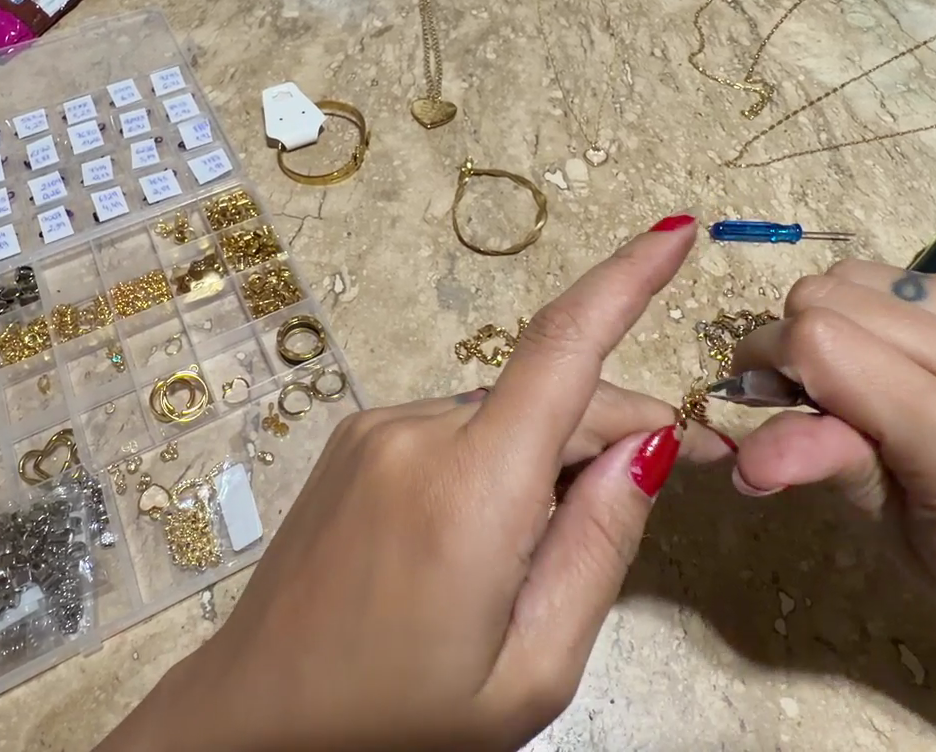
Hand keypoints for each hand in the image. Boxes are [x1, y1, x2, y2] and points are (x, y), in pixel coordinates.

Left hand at [100, 214, 731, 751]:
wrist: (260, 715)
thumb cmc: (403, 716)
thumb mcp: (533, 666)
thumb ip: (599, 543)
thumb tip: (646, 442)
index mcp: (469, 487)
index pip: (564, 348)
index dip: (627, 279)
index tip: (676, 232)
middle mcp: (416, 430)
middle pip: (545, 396)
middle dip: (612, 425)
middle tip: (668, 473)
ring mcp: (376, 426)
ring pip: (500, 413)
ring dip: (547, 450)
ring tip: (552, 535)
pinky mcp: (355, 436)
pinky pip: (454, 427)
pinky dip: (495, 455)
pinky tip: (490, 525)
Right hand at [727, 258, 935, 640]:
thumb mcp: (893, 533)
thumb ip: (822, 466)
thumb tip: (741, 459)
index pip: (825, 343)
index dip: (771, 355)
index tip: (763, 390)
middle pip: (837, 293)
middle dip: (798, 334)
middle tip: (812, 389)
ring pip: (871, 275)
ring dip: (844, 319)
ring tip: (870, 374)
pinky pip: (921, 277)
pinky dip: (894, 312)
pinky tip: (922, 360)